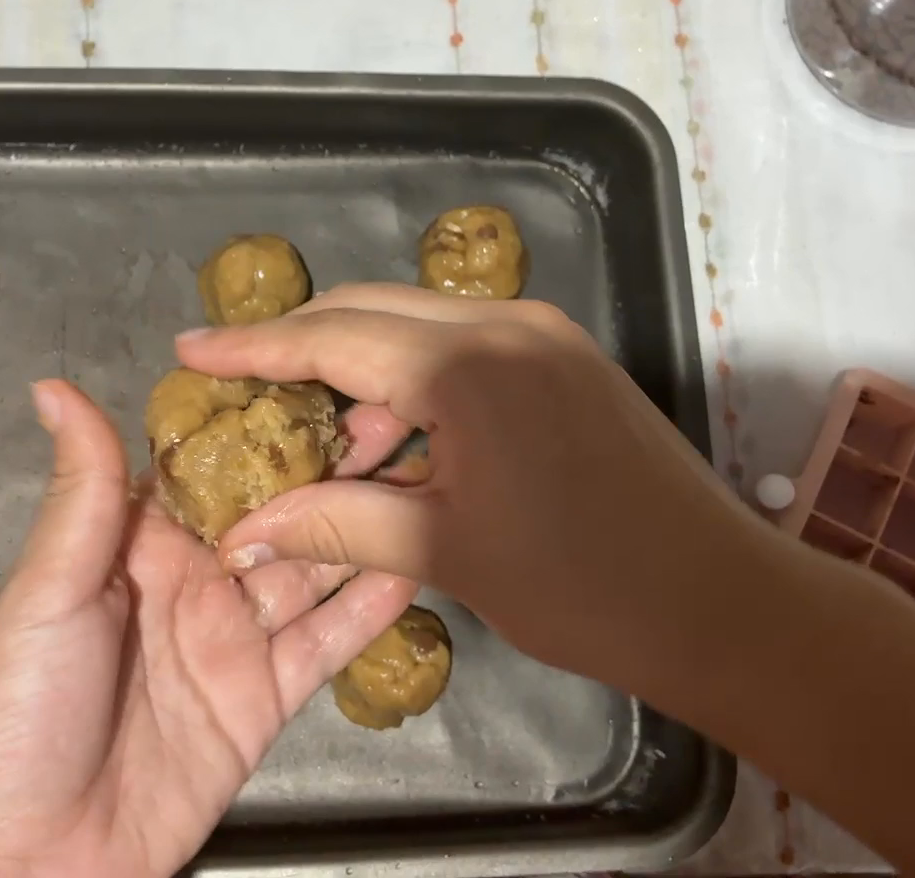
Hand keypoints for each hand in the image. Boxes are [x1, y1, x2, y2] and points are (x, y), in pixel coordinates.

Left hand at [0, 380, 415, 877]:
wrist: (29, 865)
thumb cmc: (16, 713)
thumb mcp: (46, 590)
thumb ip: (83, 491)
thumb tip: (56, 385)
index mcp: (136, 538)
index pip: (211, 463)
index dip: (261, 422)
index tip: (316, 371)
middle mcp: (192, 575)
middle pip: (273, 509)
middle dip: (329, 465)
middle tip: (392, 415)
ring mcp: (232, 636)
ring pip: (309, 567)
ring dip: (359, 523)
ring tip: (420, 472)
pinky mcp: (264, 697)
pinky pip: (324, 643)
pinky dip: (368, 607)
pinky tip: (412, 565)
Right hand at [180, 283, 769, 693]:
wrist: (724, 602)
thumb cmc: (581, 585)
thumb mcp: (444, 551)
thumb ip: (335, 523)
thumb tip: (243, 534)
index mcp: (465, 368)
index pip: (331, 339)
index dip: (253, 347)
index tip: (191, 347)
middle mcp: (500, 324)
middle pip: (366, 312)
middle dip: (295, 343)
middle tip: (238, 377)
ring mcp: (537, 332)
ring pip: (410, 323)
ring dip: (354, 363)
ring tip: (314, 425)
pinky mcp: (559, 354)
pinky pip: (455, 343)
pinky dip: (406, 376)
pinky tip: (389, 432)